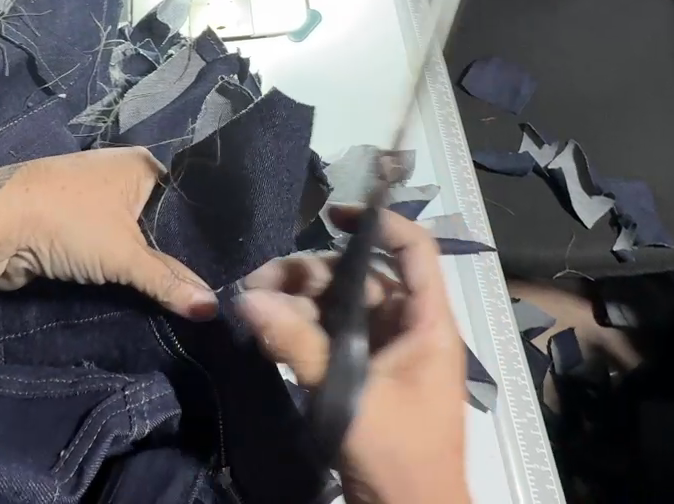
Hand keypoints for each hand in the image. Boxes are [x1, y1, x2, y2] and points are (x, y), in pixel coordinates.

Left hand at [0, 148, 218, 319]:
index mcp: (142, 164)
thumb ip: (169, 282)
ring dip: (149, 261)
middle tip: (215, 287)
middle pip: (162, 218)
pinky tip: (148, 288)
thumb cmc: (69, 223)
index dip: (207, 232)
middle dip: (178, 252)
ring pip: (136, 234)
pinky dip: (125, 264)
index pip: (189, 198)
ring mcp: (97, 197)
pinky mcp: (76, 222)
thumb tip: (214, 310)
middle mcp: (122, 173)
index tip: (232, 265)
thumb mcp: (126, 255)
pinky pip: (113, 245)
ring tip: (189, 293)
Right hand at [237, 209, 469, 503]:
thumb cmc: (399, 457)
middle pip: (358, 276)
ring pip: (336, 304)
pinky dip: (297, 328)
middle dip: (307, 273)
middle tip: (258, 282)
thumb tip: (247, 299)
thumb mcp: (348, 395)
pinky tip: (264, 332)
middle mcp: (405, 327)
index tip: (333, 215)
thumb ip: (299, 343)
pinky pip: (326, 334)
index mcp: (426, 323)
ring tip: (251, 308)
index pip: (414, 251)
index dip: (380, 223)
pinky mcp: (359, 372)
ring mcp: (381, 350)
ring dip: (294, 301)